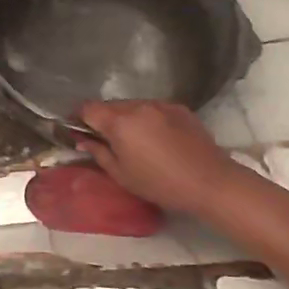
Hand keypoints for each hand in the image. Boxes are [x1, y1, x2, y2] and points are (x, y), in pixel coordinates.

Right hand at [76, 100, 244, 213]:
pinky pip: (153, 108)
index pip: (88, 108)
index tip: (78, 131)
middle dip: (103, 118)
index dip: (79, 118)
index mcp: (120, 122)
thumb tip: (82, 140)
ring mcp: (160, 104)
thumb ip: (99, 153)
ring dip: (126, 118)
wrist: (209, 181)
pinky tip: (157, 138)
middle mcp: (138, 106)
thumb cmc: (160, 184)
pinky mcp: (179, 108)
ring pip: (132, 105)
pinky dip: (147, 118)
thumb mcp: (122, 175)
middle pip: (110, 105)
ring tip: (134, 140)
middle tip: (106, 140)